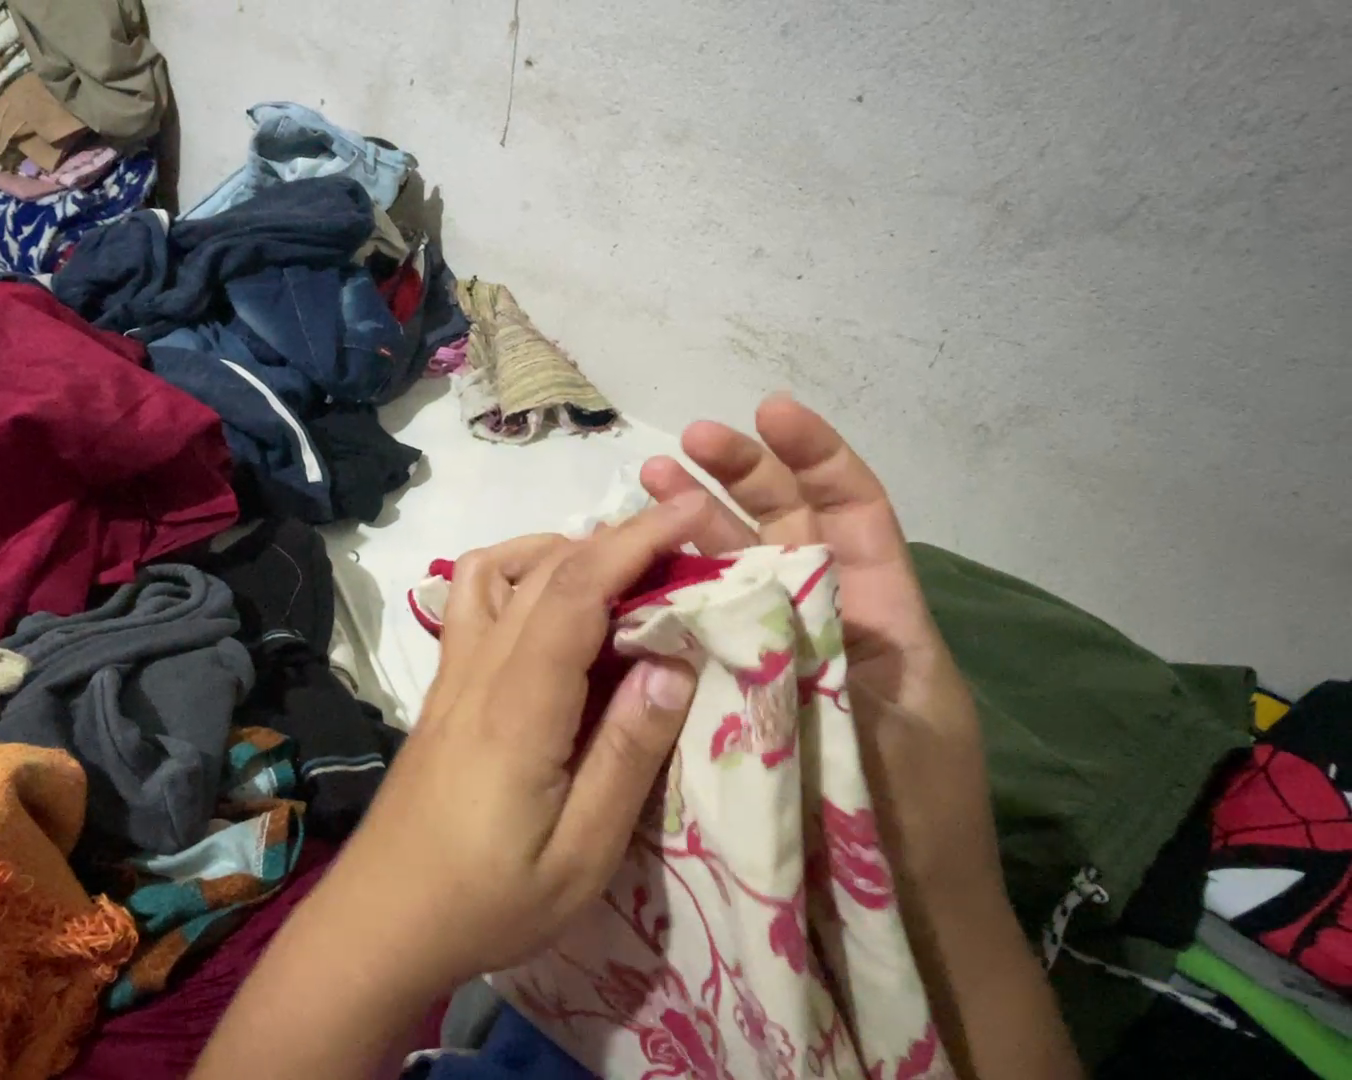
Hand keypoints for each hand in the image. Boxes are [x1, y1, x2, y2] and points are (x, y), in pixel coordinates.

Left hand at [318, 496, 715, 990]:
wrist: (383, 917)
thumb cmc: (487, 901)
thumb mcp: (581, 855)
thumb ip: (626, 756)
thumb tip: (671, 664)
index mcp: (519, 709)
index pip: (574, 594)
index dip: (633, 543)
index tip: (690, 514)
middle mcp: (477, 672)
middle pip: (539, 572)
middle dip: (612, 539)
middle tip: (678, 545)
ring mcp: (451, 675)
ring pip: (493, 573)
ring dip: (556, 552)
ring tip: (616, 574)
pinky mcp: (441, 689)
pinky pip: (470, 604)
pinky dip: (514, 576)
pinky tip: (549, 610)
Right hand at [641, 396, 1080, 1078]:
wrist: (889, 896)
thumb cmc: (910, 799)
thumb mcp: (899, 695)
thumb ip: (842, 629)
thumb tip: (766, 571)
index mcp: (874, 606)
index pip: (847, 508)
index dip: (814, 453)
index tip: (769, 411)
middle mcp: (818, 615)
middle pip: (780, 523)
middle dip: (738, 474)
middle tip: (682, 444)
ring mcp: (769, 648)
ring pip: (730, 565)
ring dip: (693, 520)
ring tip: (649, 482)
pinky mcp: (728, 684)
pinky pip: (699, 623)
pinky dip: (671, 588)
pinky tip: (634, 565)